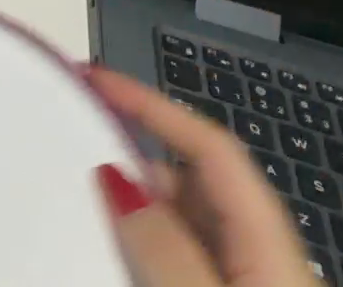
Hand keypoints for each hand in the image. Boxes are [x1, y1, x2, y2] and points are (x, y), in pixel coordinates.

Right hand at [88, 67, 313, 286]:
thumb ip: (164, 245)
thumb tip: (112, 173)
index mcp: (274, 251)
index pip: (213, 148)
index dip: (153, 103)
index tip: (93, 77)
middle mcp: (265, 262)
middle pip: (194, 184)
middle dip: (129, 158)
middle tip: (67, 149)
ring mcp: (246, 283)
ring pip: (181, 224)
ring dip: (129, 207)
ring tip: (71, 205)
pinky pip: (176, 259)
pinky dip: (137, 245)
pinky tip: (102, 254)